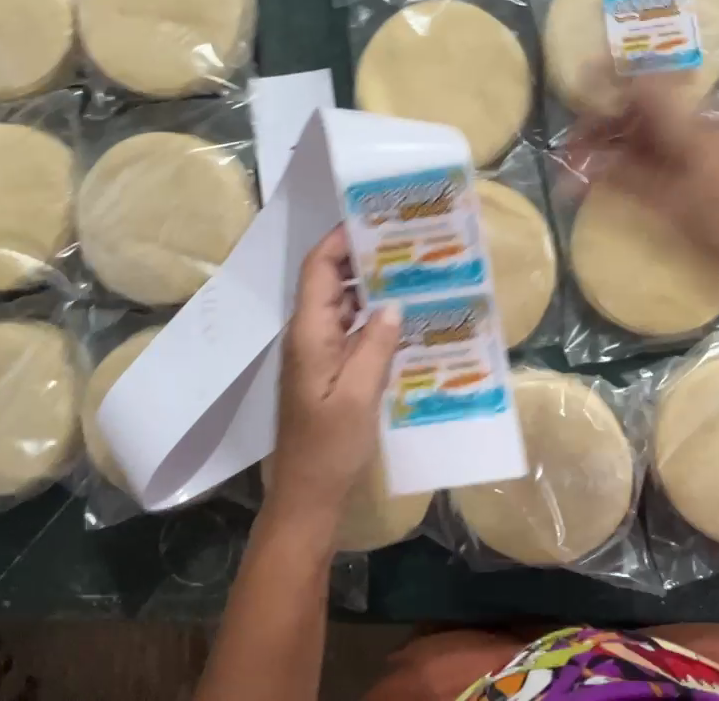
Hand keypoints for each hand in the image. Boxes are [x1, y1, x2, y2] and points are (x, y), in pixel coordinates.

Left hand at [266, 227, 400, 533]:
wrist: (306, 497)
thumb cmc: (329, 447)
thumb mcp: (359, 396)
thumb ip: (376, 345)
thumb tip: (393, 303)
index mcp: (308, 333)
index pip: (318, 268)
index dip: (340, 239)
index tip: (376, 220)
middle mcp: (308, 335)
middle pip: (329, 281)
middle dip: (363, 259)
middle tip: (406, 244)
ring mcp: (317, 354)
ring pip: (342, 306)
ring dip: (371, 289)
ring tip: (412, 274)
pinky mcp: (328, 371)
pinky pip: (350, 331)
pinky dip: (373, 320)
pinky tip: (405, 320)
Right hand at [564, 75, 718, 267]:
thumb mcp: (667, 202)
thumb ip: (621, 177)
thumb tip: (578, 167)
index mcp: (688, 125)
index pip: (644, 84)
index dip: (610, 78)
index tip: (580, 84)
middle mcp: (692, 124)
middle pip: (636, 109)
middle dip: (599, 125)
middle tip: (568, 151)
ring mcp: (696, 142)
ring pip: (642, 129)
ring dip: (610, 143)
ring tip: (579, 168)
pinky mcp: (697, 160)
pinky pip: (655, 147)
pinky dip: (628, 157)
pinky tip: (606, 174)